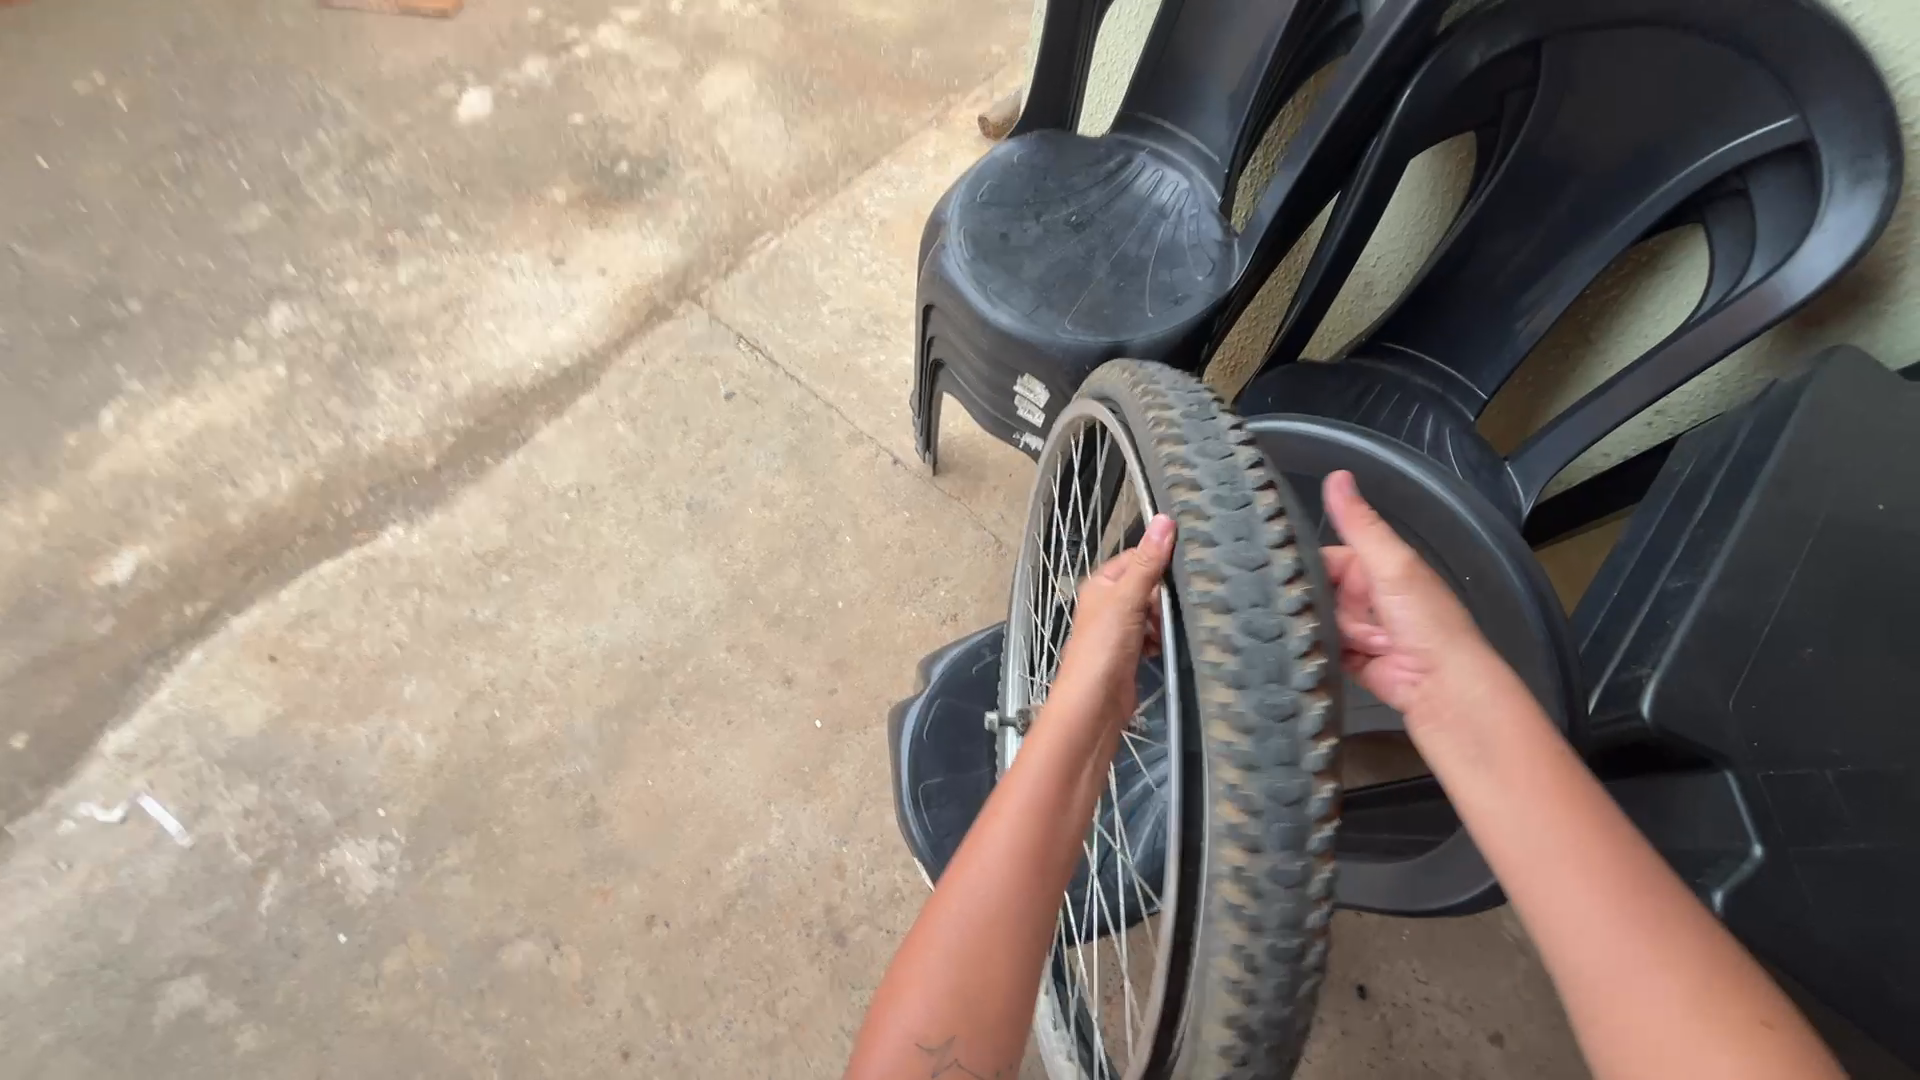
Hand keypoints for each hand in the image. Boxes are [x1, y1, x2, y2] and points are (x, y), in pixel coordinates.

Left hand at [1043, 514, 1175, 737]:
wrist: (1095, 702)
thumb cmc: (1104, 645)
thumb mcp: (1127, 597)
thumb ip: (1148, 561)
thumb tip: (1165, 518)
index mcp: (1101, 583)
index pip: (1137, 558)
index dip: (1158, 563)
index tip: (1182, 569)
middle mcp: (1108, 603)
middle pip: (1148, 587)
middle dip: (1163, 598)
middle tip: (1171, 609)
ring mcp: (1118, 629)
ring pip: (1154, 613)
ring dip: (1164, 621)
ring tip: (1164, 632)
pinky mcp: (1130, 653)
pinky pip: (1154, 637)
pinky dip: (1160, 641)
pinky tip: (1162, 649)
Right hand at [1320, 471, 1498, 733]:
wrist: (1443, 686)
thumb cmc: (1425, 620)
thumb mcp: (1391, 564)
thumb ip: (1360, 524)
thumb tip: (1336, 473)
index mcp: (1376, 567)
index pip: (1323, 557)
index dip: (1302, 562)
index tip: (1274, 568)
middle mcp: (1365, 596)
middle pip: (1315, 591)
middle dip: (1310, 601)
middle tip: (1303, 608)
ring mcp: (1357, 630)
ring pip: (1314, 620)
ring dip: (1320, 628)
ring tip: (1326, 635)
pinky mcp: (1348, 660)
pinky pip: (1319, 648)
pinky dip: (1317, 650)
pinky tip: (1307, 649)